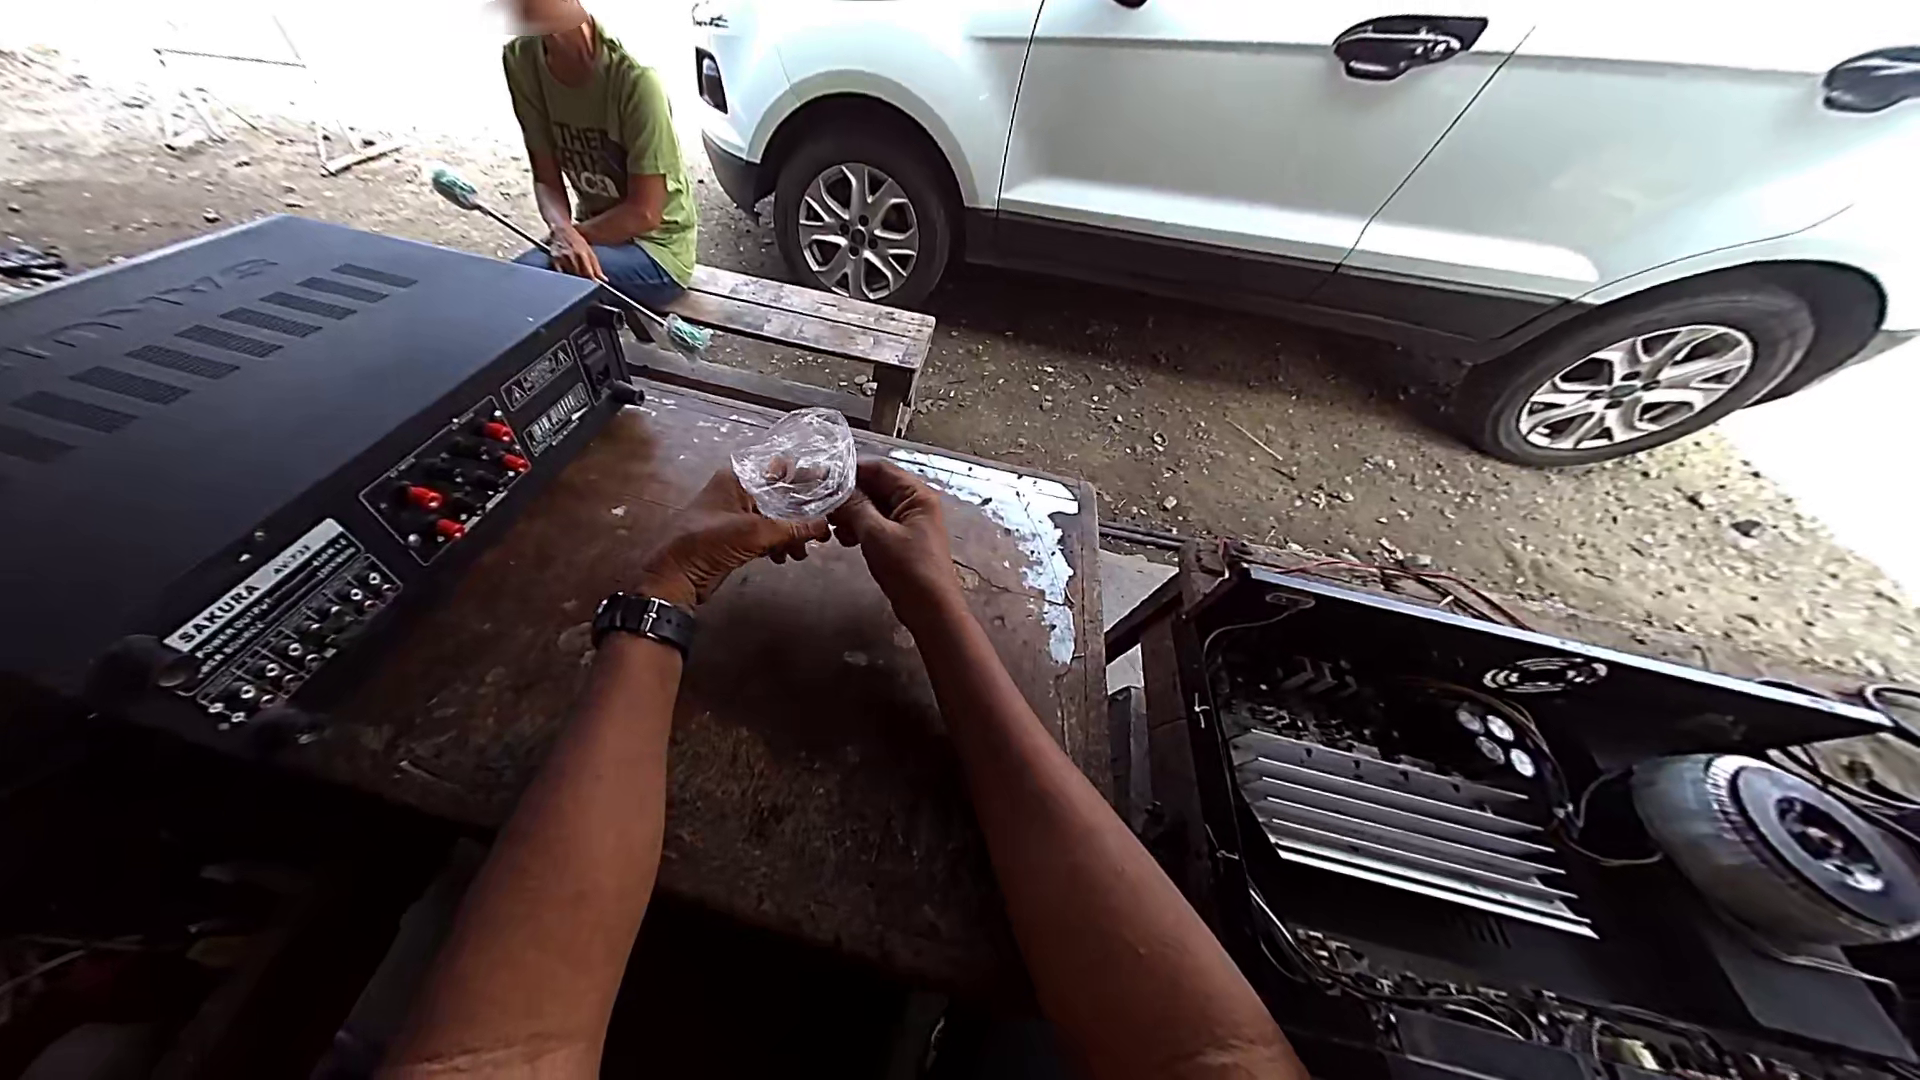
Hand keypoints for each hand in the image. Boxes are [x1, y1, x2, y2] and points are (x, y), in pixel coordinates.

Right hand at [547, 225, 604, 281]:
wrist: (560, 228)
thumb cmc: (576, 240)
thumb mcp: (589, 251)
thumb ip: (596, 267)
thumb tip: (605, 280)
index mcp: (582, 254)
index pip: (588, 272)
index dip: (591, 280)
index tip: (595, 285)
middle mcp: (570, 256)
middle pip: (578, 275)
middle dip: (583, 281)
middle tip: (586, 284)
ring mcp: (560, 257)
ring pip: (569, 275)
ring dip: (574, 280)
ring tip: (577, 280)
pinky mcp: (552, 258)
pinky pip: (559, 272)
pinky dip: (564, 276)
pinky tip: (567, 276)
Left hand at [637, 469, 828, 609]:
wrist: (676, 578)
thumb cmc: (708, 543)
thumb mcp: (755, 532)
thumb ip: (793, 527)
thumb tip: (824, 525)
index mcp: (737, 478)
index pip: (780, 468)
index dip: (805, 477)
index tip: (830, 488)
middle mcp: (739, 492)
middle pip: (781, 496)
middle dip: (803, 513)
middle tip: (823, 528)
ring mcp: (738, 516)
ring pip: (776, 518)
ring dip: (792, 534)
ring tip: (802, 551)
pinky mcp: (737, 537)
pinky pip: (767, 535)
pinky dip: (779, 544)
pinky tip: (786, 556)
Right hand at [828, 459, 959, 629]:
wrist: (931, 609)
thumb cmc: (908, 569)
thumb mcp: (876, 534)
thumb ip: (855, 507)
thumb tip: (836, 489)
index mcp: (917, 495)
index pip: (881, 469)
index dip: (852, 470)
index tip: (823, 476)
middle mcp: (915, 504)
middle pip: (877, 487)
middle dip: (850, 495)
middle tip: (823, 504)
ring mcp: (909, 523)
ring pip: (874, 507)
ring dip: (852, 514)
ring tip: (834, 527)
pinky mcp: (902, 541)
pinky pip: (877, 525)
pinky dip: (860, 529)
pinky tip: (846, 540)